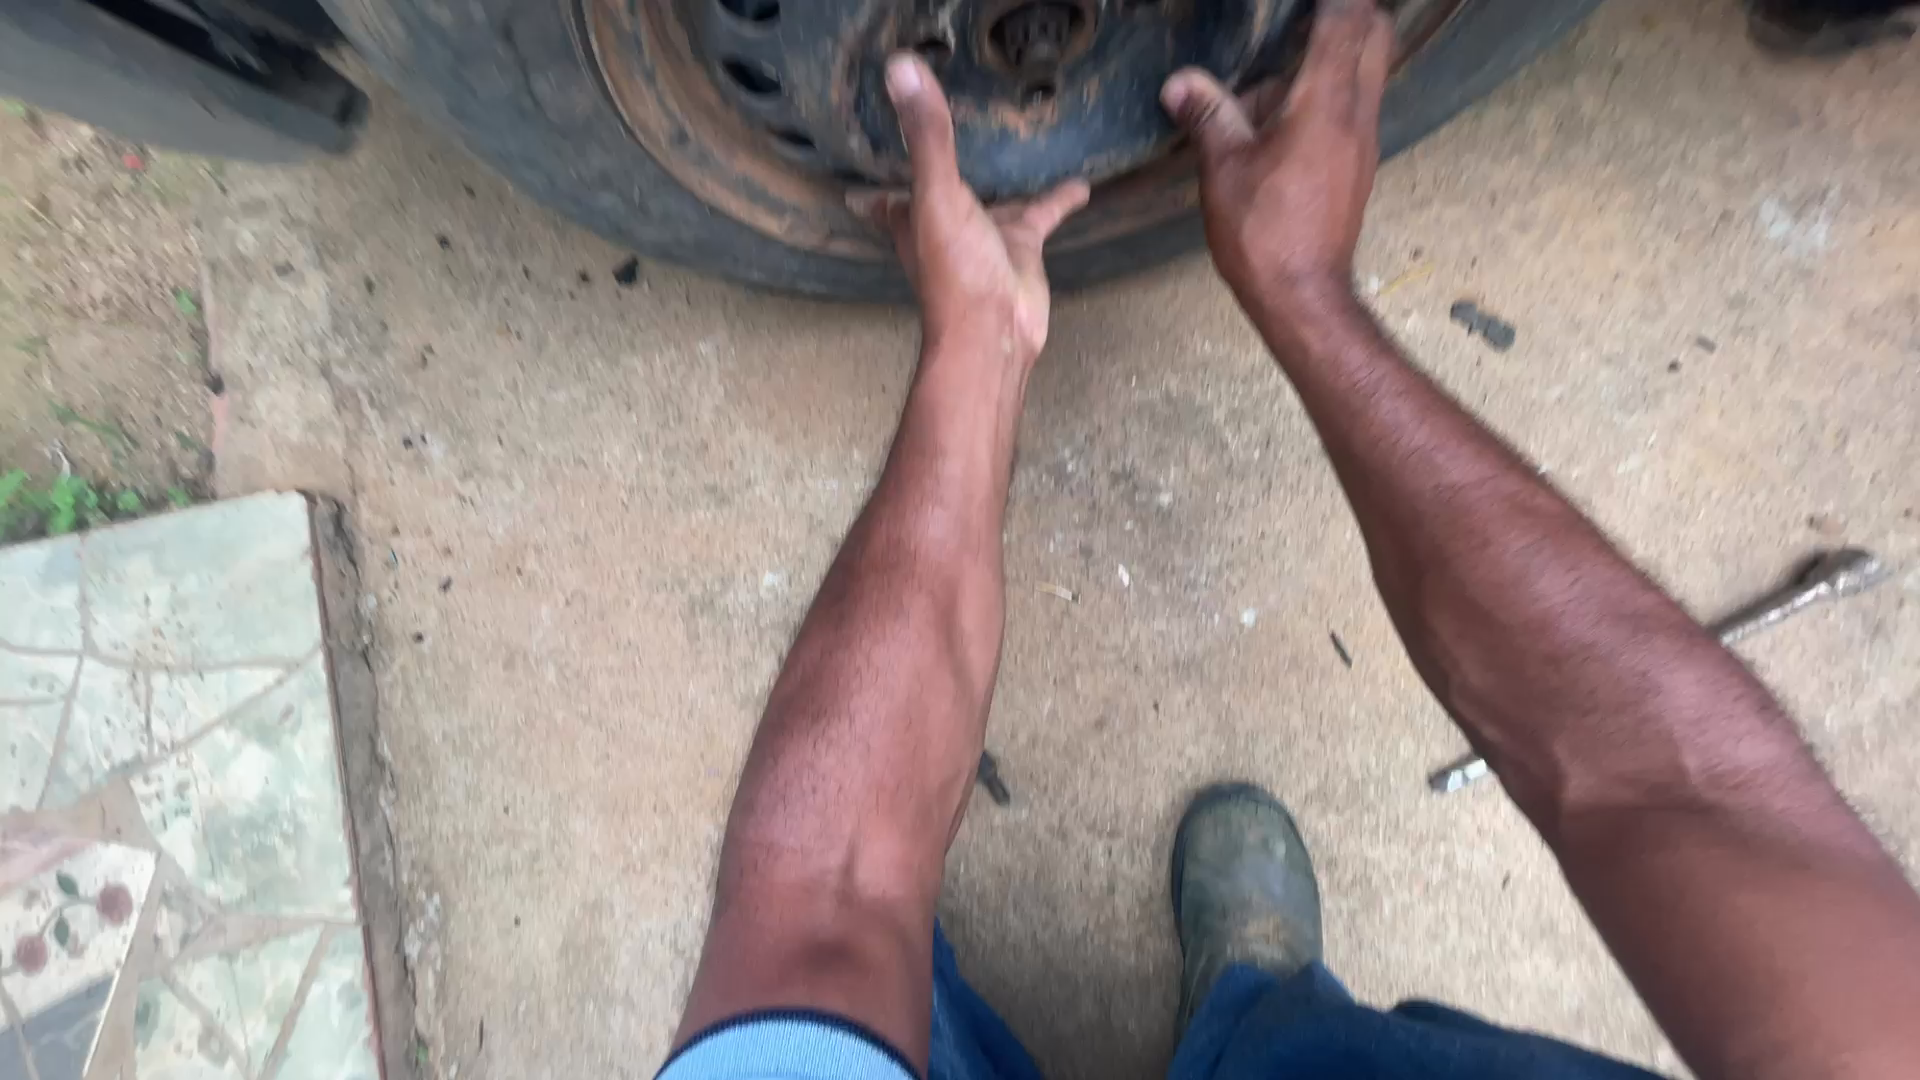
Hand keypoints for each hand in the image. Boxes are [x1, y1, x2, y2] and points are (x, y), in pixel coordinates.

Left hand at [851, 54, 1089, 370]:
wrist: (995, 330)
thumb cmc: (954, 272)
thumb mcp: (937, 197)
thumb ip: (927, 138)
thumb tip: (900, 67)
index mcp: (913, 217)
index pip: (885, 194)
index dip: (875, 175)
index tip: (866, 152)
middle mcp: (946, 224)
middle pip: (941, 186)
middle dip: (942, 160)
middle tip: (947, 119)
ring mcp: (985, 236)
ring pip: (994, 195)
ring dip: (1003, 172)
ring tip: (1018, 130)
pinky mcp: (1022, 248)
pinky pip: (1043, 213)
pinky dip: (1059, 197)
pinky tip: (1081, 179)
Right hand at [1160, 0, 1392, 311]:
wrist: (1301, 293)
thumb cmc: (1261, 233)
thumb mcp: (1224, 171)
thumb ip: (1207, 118)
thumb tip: (1179, 83)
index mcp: (1325, 102)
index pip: (1346, 18)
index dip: (1330, 1)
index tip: (1299, 5)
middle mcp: (1358, 113)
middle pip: (1373, 34)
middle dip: (1344, 16)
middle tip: (1298, 27)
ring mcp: (1365, 142)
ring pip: (1365, 74)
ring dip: (1331, 62)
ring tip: (1274, 89)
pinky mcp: (1359, 169)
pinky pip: (1354, 112)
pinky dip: (1329, 100)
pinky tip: (1284, 131)